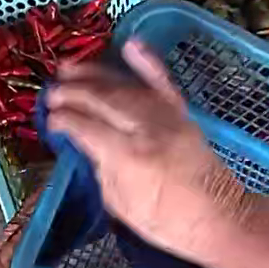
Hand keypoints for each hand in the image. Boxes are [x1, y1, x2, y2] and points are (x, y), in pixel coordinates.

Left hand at [0, 192, 82, 267]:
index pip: (19, 234)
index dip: (39, 210)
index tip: (58, 189)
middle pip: (22, 240)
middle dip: (46, 218)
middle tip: (75, 200)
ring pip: (27, 256)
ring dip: (48, 238)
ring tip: (76, 223)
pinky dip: (49, 262)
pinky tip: (68, 265)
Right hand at [44, 40, 249, 262]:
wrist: (220, 219)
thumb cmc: (164, 223)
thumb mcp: (118, 202)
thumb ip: (100, 166)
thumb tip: (84, 142)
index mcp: (128, 156)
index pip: (86, 126)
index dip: (63, 119)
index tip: (48, 119)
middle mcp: (148, 128)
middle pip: (103, 100)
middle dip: (72, 92)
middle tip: (50, 91)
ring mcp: (168, 117)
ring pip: (125, 86)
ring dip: (95, 74)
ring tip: (68, 68)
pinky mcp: (182, 114)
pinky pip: (162, 82)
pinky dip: (147, 62)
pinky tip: (130, 44)